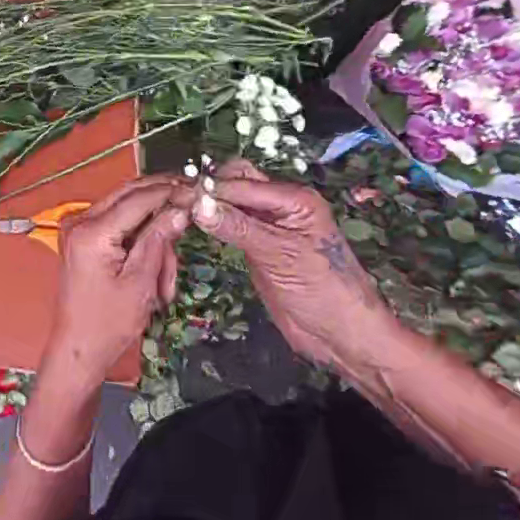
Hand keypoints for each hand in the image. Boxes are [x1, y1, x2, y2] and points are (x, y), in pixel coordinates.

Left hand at [45, 177, 186, 382]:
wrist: (78, 349)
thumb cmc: (108, 324)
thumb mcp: (140, 283)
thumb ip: (158, 240)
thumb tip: (180, 209)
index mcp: (91, 231)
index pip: (137, 198)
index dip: (170, 193)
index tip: (197, 192)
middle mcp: (81, 221)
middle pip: (131, 196)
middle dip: (163, 206)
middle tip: (190, 212)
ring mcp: (80, 228)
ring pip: (128, 212)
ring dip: (153, 235)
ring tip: (163, 280)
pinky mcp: (84, 238)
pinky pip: (119, 226)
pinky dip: (140, 242)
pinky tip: (153, 274)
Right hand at [179, 160, 394, 368]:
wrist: (343, 336)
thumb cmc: (324, 292)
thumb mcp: (280, 256)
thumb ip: (238, 228)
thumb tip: (197, 205)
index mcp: (294, 199)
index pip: (242, 184)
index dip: (210, 190)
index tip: (177, 197)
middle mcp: (281, 205)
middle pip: (236, 182)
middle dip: (209, 189)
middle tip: (178, 203)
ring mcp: (269, 225)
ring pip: (232, 202)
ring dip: (209, 205)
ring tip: (179, 212)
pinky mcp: (258, 245)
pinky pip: (232, 223)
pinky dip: (213, 221)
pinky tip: (194, 225)